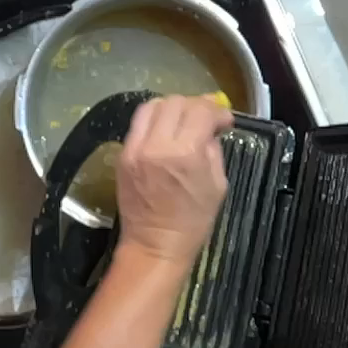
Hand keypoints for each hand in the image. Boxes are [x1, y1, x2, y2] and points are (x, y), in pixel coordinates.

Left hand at [115, 96, 231, 268]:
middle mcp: (157, 144)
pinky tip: (165, 131)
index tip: (225, 120)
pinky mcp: (122, 154)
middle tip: (205, 119)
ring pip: (153, 106)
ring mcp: (135, 148)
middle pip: (176, 102)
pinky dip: (155, 120)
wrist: (154, 246)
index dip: (217, 111)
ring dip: (172, 107)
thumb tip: (211, 128)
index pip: (201, 111)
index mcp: (186, 153)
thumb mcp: (218, 184)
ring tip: (183, 120)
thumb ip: (214, 149)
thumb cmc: (193, 222)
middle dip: (196, 106)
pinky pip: (138, 123)